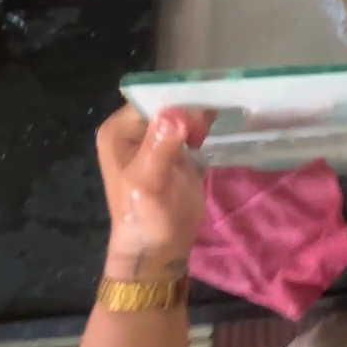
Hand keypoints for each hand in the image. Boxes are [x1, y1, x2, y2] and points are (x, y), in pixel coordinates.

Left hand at [96, 105, 212, 279]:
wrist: (159, 251)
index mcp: (119, 130)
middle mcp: (135, 128)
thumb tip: (175, 113)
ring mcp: (156, 137)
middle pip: (171, 100)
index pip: (152, 97)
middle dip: (195, 101)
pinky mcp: (177, 147)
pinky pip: (193, 124)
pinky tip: (222, 124)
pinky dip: (208, 123)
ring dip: (205, 110)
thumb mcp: (149, 182)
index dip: (179, 95)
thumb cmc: (146, 218)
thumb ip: (160, 147)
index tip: (208, 98)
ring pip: (184, 110)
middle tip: (222, 106)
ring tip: (226, 111)